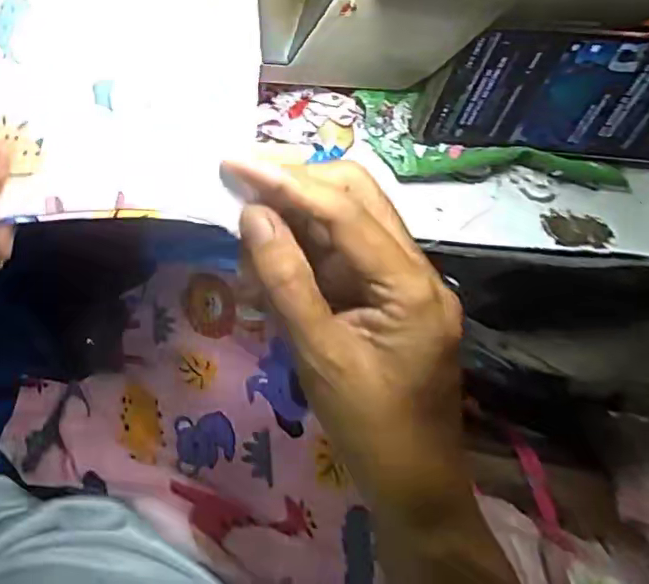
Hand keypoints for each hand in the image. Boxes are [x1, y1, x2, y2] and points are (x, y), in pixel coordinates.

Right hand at [223, 160, 468, 520]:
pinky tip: (263, 247)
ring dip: (291, 205)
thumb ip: (285, 280)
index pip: (345, 211)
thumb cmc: (370, 426)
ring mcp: (394, 277)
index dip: (287, 181)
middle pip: (354, 194)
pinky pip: (332, 244)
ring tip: (243, 214)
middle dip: (294, 178)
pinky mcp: (375, 289)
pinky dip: (295, 237)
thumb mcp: (319, 354)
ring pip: (342, 213)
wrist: (412, 484)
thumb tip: (252, 214)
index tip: (235, 163)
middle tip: (238, 176)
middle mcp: (410, 269)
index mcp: (410, 286)